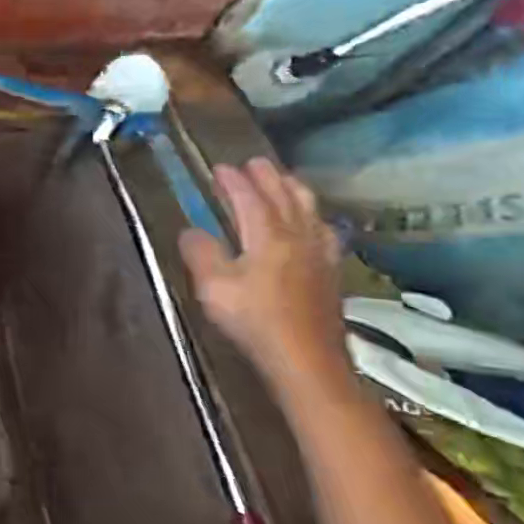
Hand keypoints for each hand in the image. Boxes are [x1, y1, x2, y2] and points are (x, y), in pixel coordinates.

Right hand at [179, 158, 351, 398]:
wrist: (307, 360)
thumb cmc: (254, 319)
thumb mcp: (212, 286)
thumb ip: (200, 253)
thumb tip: (192, 230)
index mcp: (267, 237)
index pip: (250, 199)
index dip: (235, 181)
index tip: (220, 167)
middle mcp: (298, 238)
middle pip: (286, 198)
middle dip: (269, 177)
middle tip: (255, 162)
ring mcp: (320, 256)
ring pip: (310, 212)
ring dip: (294, 191)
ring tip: (284, 180)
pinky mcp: (331, 274)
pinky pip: (324, 232)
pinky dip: (314, 216)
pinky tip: (315, 223)